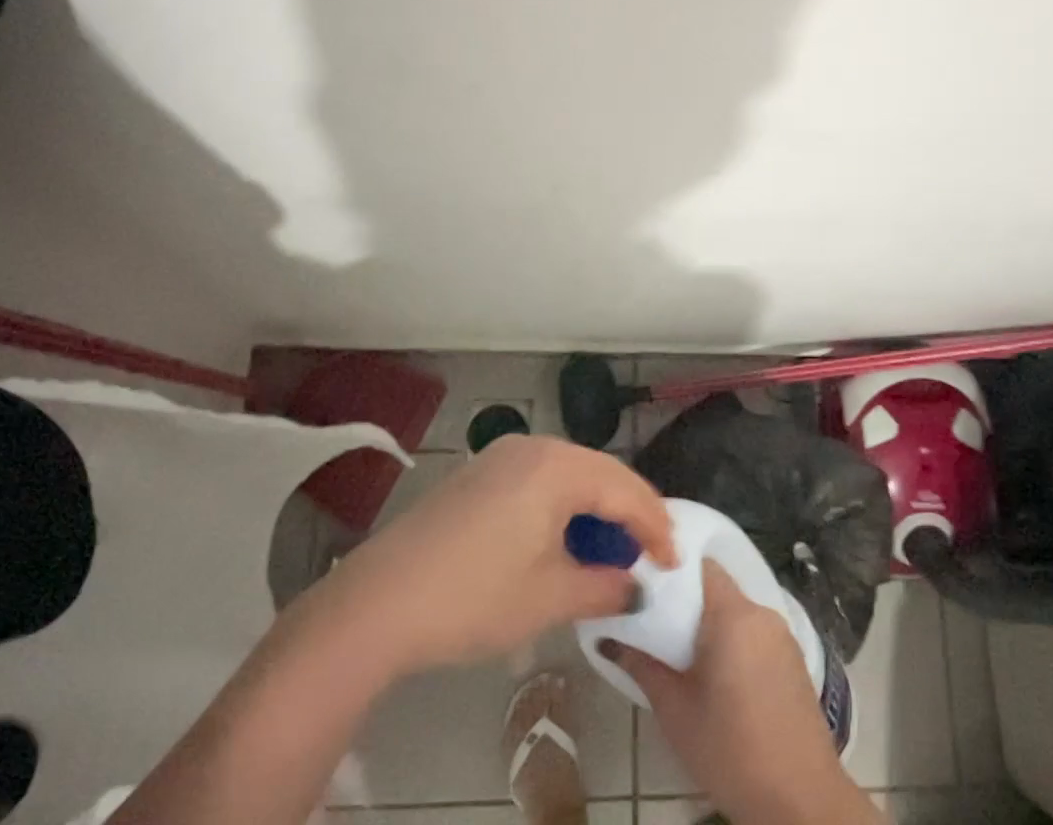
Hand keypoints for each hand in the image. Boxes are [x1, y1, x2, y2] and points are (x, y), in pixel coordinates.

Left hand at [304, 435, 677, 672]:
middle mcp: (529, 448)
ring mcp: (497, 459)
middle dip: (629, 514)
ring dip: (595, 511)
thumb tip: (637, 587)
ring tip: (610, 553)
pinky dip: (562, 510)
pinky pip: (537, 483)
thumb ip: (606, 587)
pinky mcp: (475, 478)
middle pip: (599, 475)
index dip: (656, 529)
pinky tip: (563, 543)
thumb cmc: (474, 598)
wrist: (376, 604)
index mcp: (555, 467)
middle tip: (651, 555)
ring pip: (568, 477)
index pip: (625, 491)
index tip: (675, 565)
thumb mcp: (550, 598)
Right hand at [602, 563, 878, 824]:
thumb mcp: (674, 709)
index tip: (638, 581)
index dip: (667, 568)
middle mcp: (763, 614)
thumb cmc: (730, 749)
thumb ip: (641, 665)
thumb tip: (608, 638)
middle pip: (716, 587)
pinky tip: (707, 667)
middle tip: (645, 616)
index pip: (699, 565)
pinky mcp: (792, 660)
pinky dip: (727, 638)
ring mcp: (783, 636)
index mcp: (734, 616)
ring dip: (705, 621)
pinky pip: (752, 632)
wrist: (800, 798)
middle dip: (681, 598)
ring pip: (734, 611)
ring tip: (670, 644)